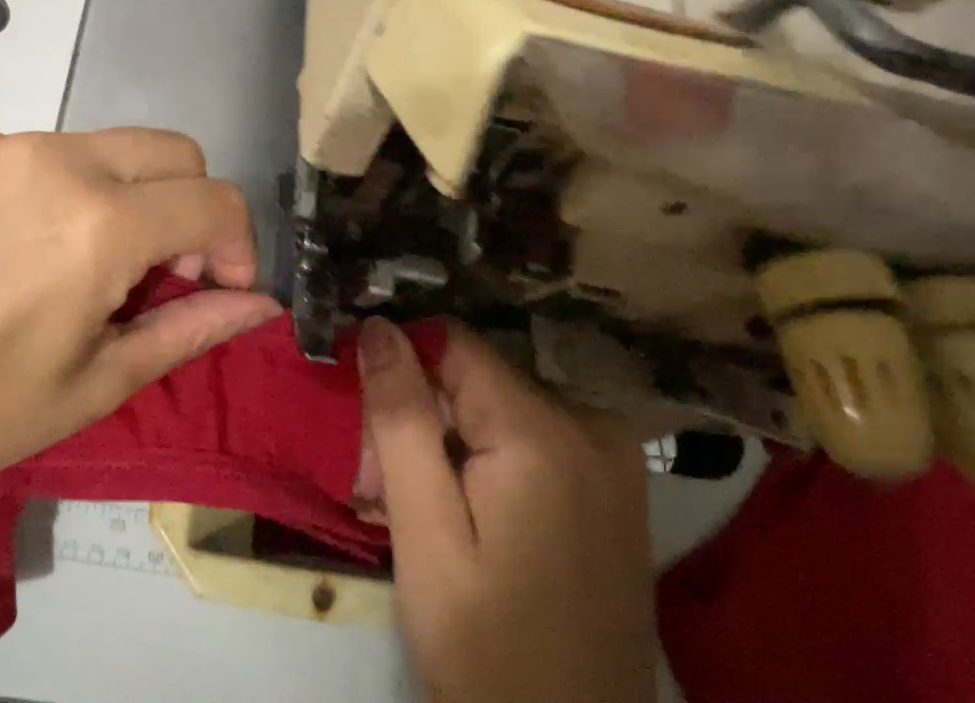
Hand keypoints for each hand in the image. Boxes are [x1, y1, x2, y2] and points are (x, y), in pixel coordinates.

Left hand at [0, 128, 282, 536]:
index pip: (214, 198)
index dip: (237, 245)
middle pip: (170, 151)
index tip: (219, 290)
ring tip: (75, 274)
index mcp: (96, 221)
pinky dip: (53, 194)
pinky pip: (31, 157)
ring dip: (120, 199)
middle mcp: (49, 157)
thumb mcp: (93, 386)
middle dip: (188, 209)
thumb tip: (259, 302)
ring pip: (100, 149)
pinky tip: (7, 257)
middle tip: (155, 281)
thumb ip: (190, 329)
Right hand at [357, 318, 655, 702]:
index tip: (361, 422)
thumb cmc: (487, 648)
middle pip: (478, 376)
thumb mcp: (425, 537)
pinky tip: (461, 512)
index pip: (454, 343)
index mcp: (545, 431)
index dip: (397, 364)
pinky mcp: (613, 487)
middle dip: (419, 413)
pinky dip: (485, 458)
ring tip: (413, 507)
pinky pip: (532, 438)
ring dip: (447, 438)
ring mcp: (613, 457)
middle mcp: (593, 425)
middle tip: (379, 486)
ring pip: (500, 405)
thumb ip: (401, 423)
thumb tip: (378, 327)